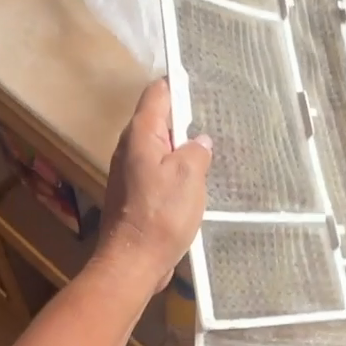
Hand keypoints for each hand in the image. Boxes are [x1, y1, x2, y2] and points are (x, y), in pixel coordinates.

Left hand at [92, 79, 210, 294]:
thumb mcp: (189, 176)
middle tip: (216, 121)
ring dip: (183, 150)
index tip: (201, 84)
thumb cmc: (161, 215)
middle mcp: (130, 148)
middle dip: (185, 120)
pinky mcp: (135, 195)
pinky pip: (159, 172)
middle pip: (159, 121)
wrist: (133, 262)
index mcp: (141, 134)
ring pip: (161, 149)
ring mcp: (130, 172)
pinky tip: (195, 183)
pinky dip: (176, 173)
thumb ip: (196, 151)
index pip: (157, 93)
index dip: (178, 84)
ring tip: (210, 153)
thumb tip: (199, 142)